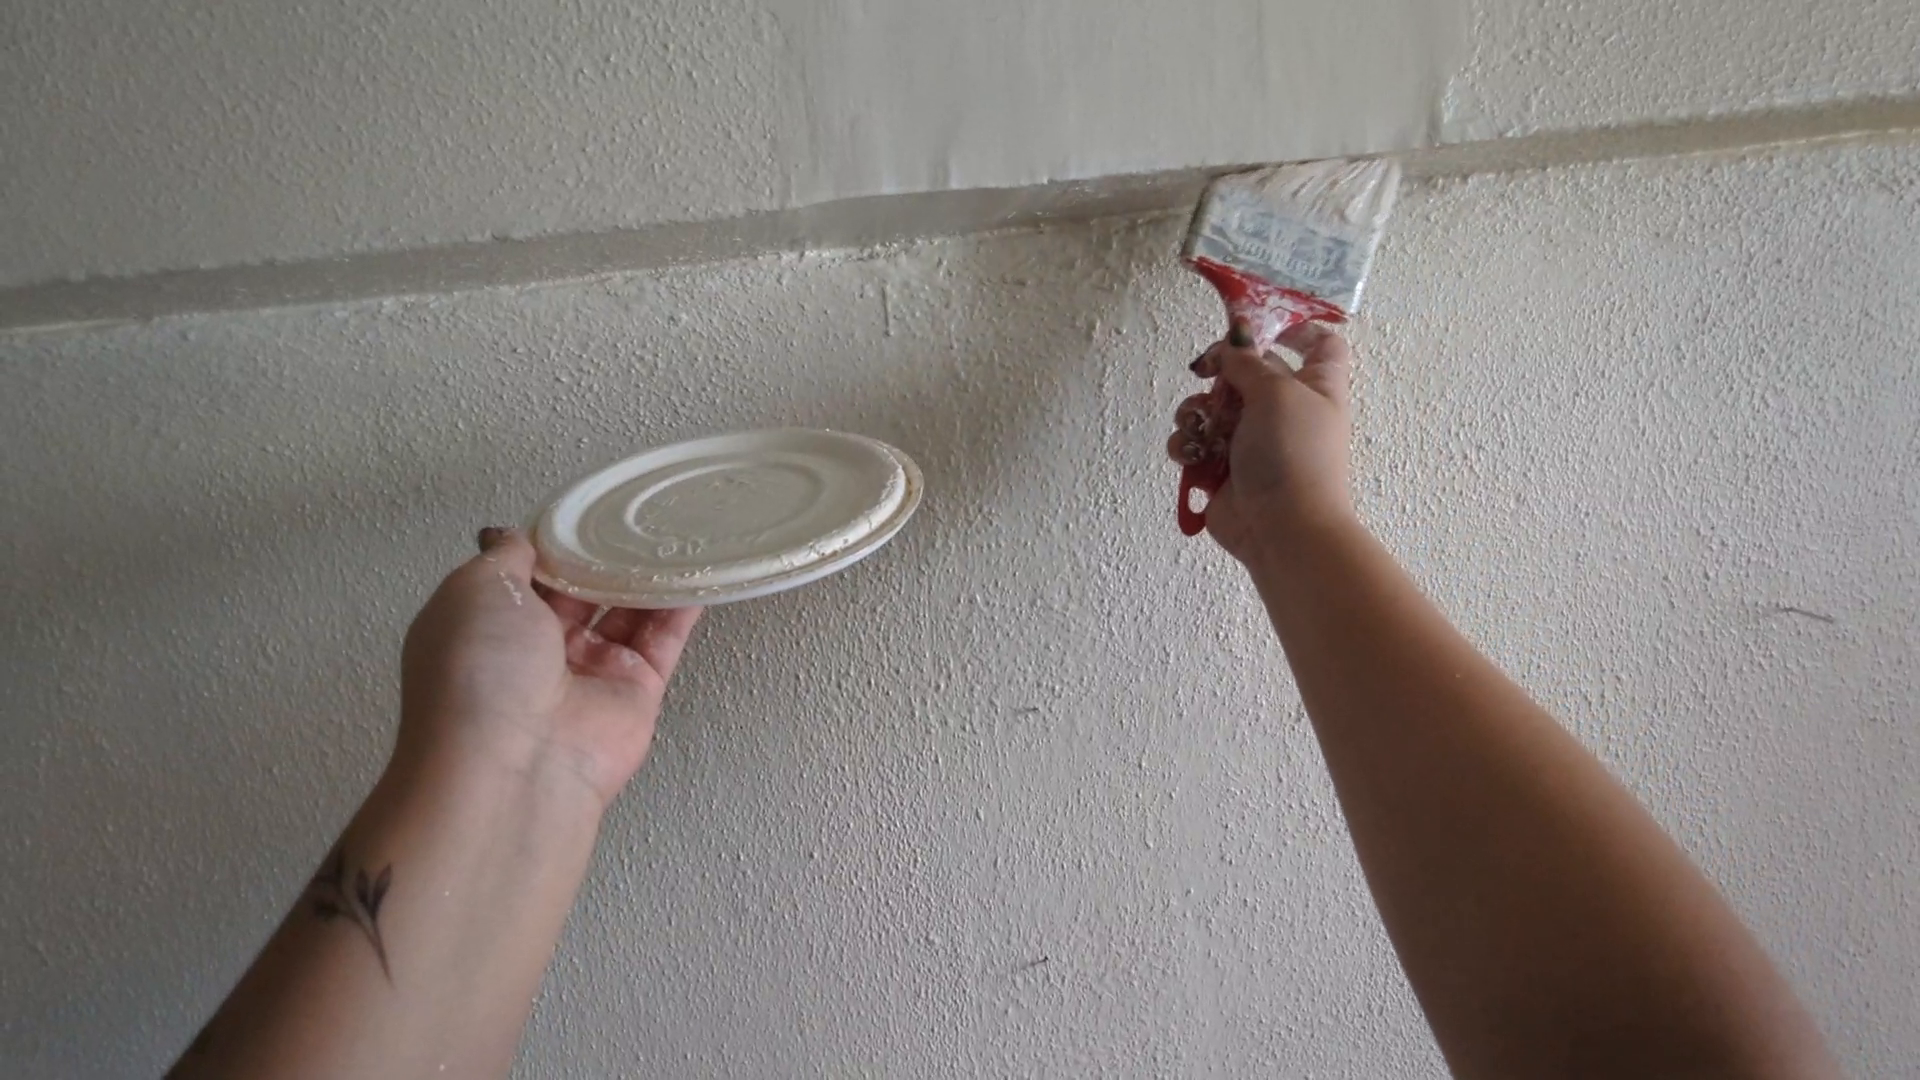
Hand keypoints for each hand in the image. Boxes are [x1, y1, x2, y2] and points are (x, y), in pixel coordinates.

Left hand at [398, 527, 701, 808]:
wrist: (520, 760)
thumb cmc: (481, 673)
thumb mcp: (474, 591)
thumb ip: (504, 556)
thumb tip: (511, 534)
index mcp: (489, 624)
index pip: (529, 572)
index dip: (555, 541)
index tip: (585, 510)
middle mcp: (539, 649)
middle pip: (583, 590)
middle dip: (607, 556)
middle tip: (640, 517)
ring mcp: (591, 670)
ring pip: (628, 611)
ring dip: (649, 576)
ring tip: (677, 535)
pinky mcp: (637, 688)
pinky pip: (664, 638)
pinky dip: (683, 606)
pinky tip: (699, 572)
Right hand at [1167, 322, 1357, 561]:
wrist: (1281, 526)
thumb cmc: (1292, 454)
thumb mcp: (1276, 392)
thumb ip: (1248, 362)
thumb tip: (1230, 346)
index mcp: (1314, 386)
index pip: (1319, 344)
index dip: (1295, 329)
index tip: (1258, 328)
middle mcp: (1283, 410)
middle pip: (1246, 374)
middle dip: (1219, 374)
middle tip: (1204, 375)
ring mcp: (1250, 441)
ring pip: (1210, 409)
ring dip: (1194, 413)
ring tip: (1196, 428)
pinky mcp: (1221, 469)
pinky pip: (1194, 445)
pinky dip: (1186, 446)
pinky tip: (1189, 455)